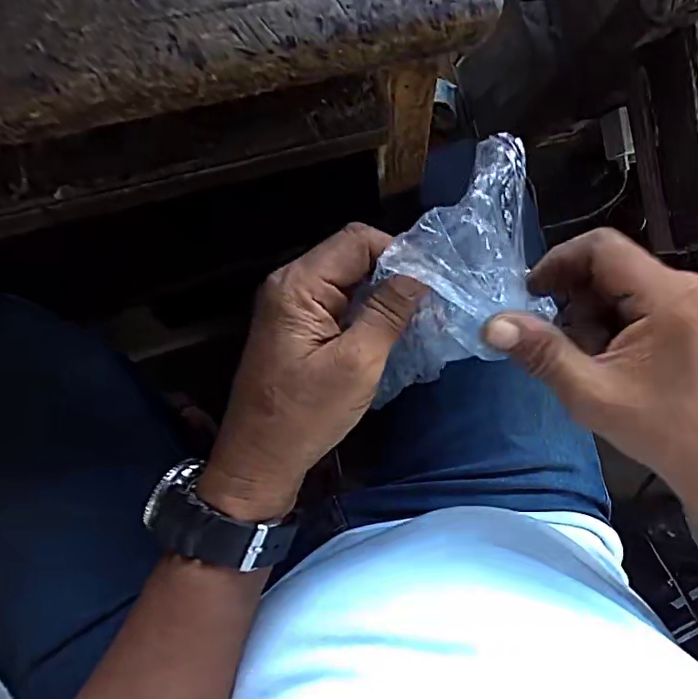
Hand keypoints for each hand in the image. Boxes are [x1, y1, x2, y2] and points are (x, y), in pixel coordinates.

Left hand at [196, 224, 424, 520]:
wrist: (262, 458)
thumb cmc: (307, 414)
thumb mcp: (357, 363)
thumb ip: (388, 313)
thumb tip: (421, 274)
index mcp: (299, 286)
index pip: (357, 240)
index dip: (399, 252)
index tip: (434, 281)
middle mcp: (292, 285)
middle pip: (353, 255)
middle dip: (397, 272)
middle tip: (435, 300)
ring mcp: (295, 306)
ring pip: (352, 279)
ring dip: (387, 294)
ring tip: (423, 316)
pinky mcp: (302, 327)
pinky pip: (343, 303)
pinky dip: (372, 311)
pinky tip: (397, 329)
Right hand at [483, 229, 697, 495]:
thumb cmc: (654, 427)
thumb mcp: (590, 392)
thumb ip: (542, 352)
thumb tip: (492, 325)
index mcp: (665, 295)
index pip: (602, 247)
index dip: (559, 262)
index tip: (531, 294)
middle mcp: (680, 284)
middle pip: (609, 262)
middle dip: (574, 295)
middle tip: (558, 336)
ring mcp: (685, 298)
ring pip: (617, 281)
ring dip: (589, 311)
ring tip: (585, 354)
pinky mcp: (682, 314)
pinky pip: (632, 298)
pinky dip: (607, 319)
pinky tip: (603, 354)